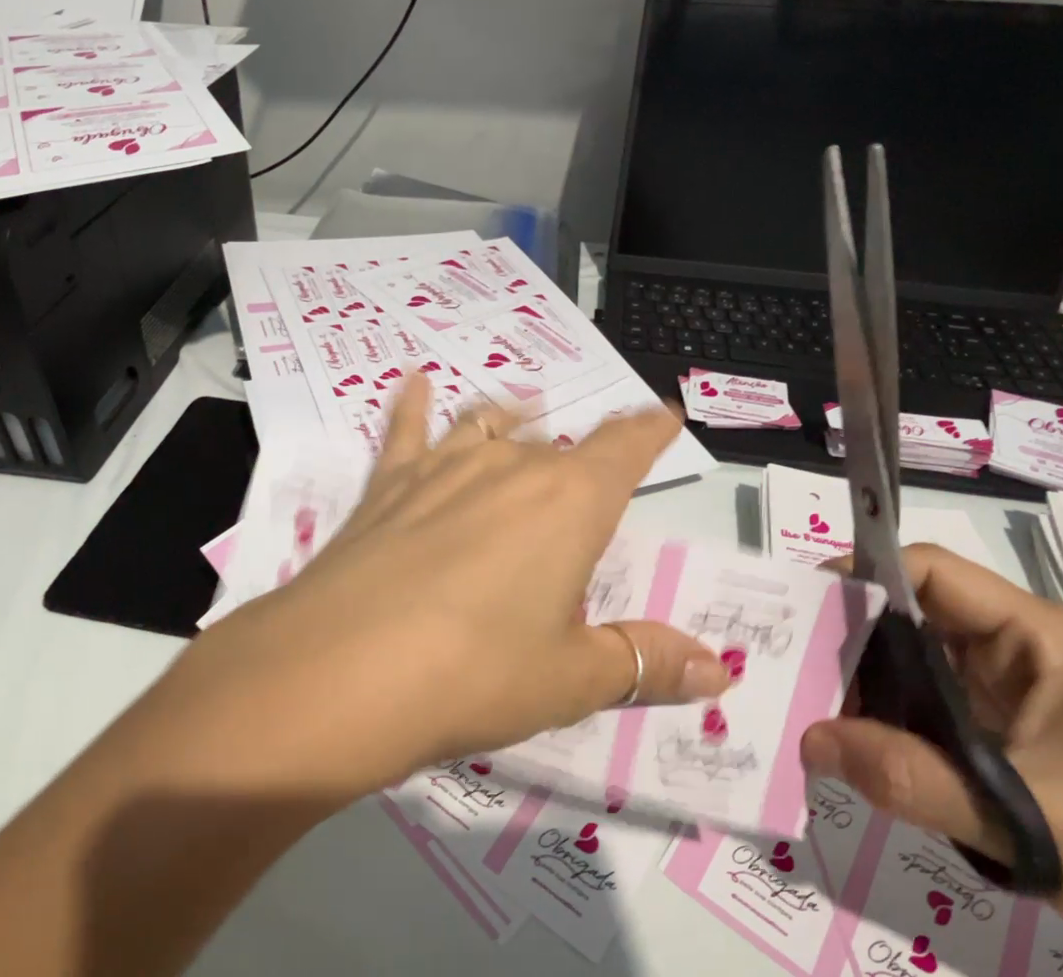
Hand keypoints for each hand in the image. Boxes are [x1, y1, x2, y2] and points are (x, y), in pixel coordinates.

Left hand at [196, 373, 730, 786]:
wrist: (340, 672)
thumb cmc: (475, 676)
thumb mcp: (570, 680)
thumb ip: (644, 663)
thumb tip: (721, 671)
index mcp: (570, 502)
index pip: (625, 447)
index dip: (649, 429)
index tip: (663, 412)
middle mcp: (510, 467)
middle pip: (556, 446)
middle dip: (578, 457)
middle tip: (584, 479)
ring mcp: (441, 469)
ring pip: (486, 428)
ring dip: (510, 421)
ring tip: (524, 414)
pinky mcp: (384, 486)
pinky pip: (404, 431)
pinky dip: (410, 405)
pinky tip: (412, 383)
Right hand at [802, 544, 1062, 976]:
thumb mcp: (1025, 820)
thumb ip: (911, 778)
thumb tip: (807, 739)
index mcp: (1044, 640)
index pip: (934, 573)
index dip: (861, 578)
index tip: (796, 615)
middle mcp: (1025, 650)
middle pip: (914, 616)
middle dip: (848, 641)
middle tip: (784, 675)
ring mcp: (1015, 692)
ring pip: (915, 664)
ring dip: (863, 688)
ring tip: (804, 714)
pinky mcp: (1006, 732)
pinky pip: (929, 708)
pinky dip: (886, 722)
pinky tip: (849, 747)